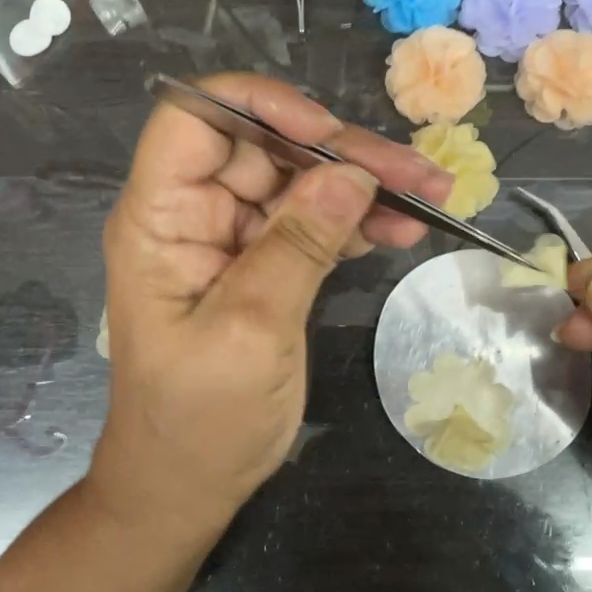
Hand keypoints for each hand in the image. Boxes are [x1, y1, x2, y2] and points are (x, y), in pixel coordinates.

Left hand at [94, 74, 451, 533]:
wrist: (190, 487)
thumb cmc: (199, 418)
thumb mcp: (249, 331)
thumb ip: (298, 245)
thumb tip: (353, 174)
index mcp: (160, 216)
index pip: (193, 119)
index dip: (257, 105)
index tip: (324, 133)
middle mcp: (194, 210)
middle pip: (266, 145)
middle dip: (340, 150)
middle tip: (416, 172)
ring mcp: (233, 235)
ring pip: (301, 178)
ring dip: (365, 182)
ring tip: (431, 194)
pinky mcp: (267, 260)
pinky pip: (316, 219)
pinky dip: (360, 219)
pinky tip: (404, 227)